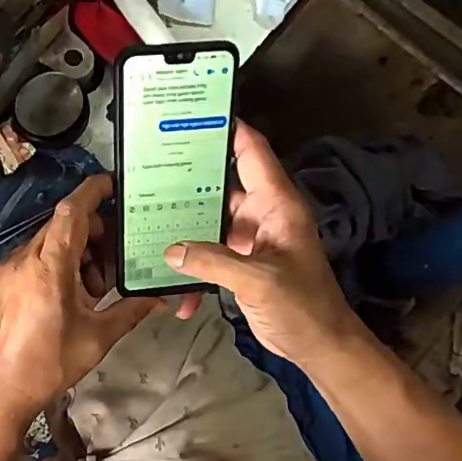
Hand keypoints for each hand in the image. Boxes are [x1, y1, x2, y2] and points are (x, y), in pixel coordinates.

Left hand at [0, 174, 159, 427]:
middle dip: (90, 236)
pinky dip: (48, 267)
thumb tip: (159, 298)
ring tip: (88, 290)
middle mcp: (20, 261)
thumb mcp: (97, 338)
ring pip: (42, 245)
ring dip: (70, 254)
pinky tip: (61, 297)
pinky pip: (26, 262)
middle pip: (60, 228)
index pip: (71, 212)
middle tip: (110, 264)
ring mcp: (2, 273)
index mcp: (47, 267)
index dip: (92, 192)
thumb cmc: (47, 366)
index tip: (111, 185)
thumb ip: (130, 310)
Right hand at [163, 123, 360, 363]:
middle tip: (149, 169)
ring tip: (144, 219)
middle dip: (188, 179)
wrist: (317, 345)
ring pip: (207, 221)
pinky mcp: (238, 264)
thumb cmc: (302, 307)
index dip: (230, 131)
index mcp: (277, 206)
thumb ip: (214, 262)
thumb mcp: (258, 281)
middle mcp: (261, 216)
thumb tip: (169, 250)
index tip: (196, 115)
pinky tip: (170, 284)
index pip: (253, 155)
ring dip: (181, 226)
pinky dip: (189, 267)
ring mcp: (248, 240)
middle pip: (220, 186)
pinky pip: (206, 255)